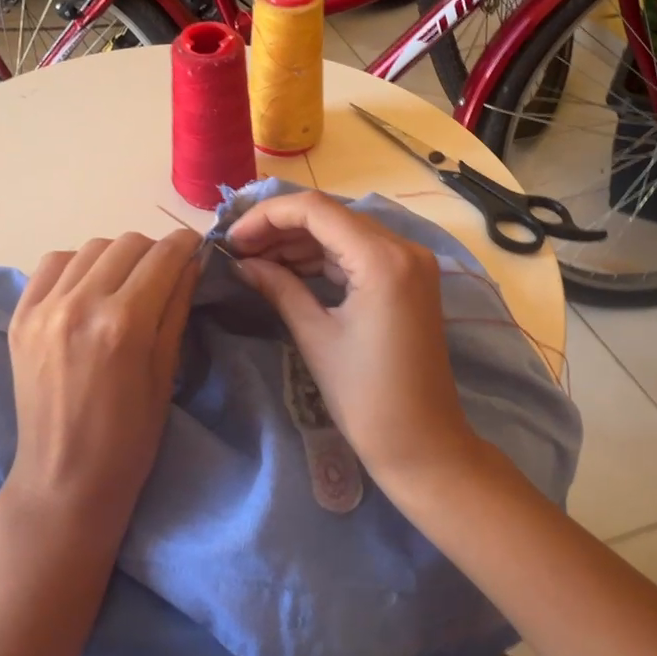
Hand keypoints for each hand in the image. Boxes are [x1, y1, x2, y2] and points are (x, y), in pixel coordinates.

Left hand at [7, 230, 201, 520]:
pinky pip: (53, 263)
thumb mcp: (166, 373)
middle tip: (164, 274)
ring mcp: (44, 308)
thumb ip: (176, 308)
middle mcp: (81, 304)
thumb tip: (189, 262)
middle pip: (128, 244)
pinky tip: (88, 288)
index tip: (195, 248)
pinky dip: (77, 265)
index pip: (163, 256)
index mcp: (124, 323)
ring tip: (124, 284)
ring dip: (116, 257)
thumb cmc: (129, 438)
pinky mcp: (21, 316)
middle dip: (154, 252)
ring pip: (91, 247)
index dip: (186, 245)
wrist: (64, 479)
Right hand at [227, 192, 480, 480]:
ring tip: (254, 259)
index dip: (267, 216)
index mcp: (383, 258)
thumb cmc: (367, 397)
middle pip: (330, 216)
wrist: (424, 445)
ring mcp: (410, 263)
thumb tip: (243, 263)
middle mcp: (403, 248)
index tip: (232, 237)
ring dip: (298, 241)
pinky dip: (322, 257)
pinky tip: (286, 269)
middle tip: (238, 249)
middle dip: (280, 228)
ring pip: (343, 232)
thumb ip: (279, 287)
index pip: (316, 210)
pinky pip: (358, 253)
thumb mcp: (316, 336)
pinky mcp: (408, 280)